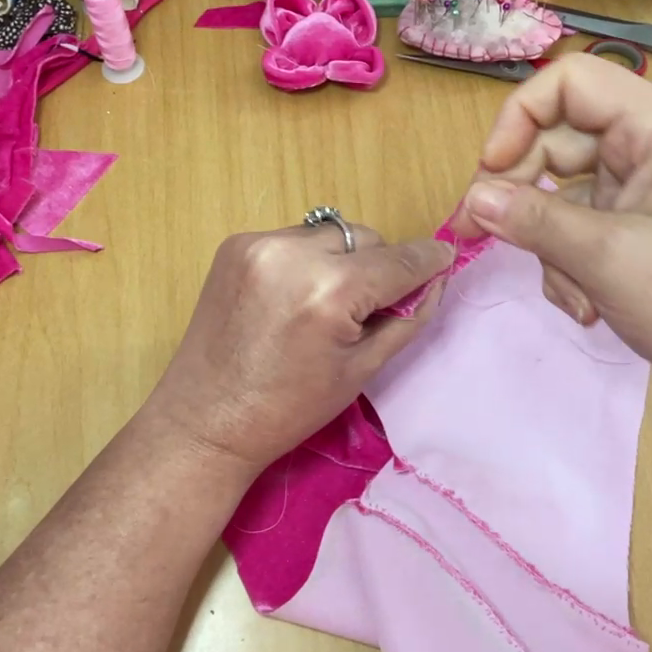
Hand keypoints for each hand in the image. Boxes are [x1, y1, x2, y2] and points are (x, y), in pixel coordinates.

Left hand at [144, 223, 454, 474]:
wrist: (205, 417)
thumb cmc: (288, 408)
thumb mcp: (361, 371)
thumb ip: (405, 319)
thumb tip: (435, 281)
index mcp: (329, 291)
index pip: (400, 260)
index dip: (428, 261)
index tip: (446, 258)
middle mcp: (293, 253)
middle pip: (364, 237)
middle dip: (376, 266)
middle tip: (366, 307)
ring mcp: (258, 243)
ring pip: (328, 234)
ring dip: (340, 259)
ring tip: (322, 302)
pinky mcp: (235, 244)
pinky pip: (293, 239)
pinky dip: (304, 260)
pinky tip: (290, 296)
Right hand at [452, 55, 651, 407]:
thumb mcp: (606, 256)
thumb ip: (532, 220)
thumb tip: (472, 200)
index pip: (569, 83)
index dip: (518, 118)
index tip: (489, 173)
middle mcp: (651, 147)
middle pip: (555, 142)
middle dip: (521, 193)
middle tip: (481, 234)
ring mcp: (644, 191)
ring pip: (560, 193)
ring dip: (548, 244)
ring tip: (572, 293)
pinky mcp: (638, 230)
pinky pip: (578, 228)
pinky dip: (568, 265)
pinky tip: (586, 305)